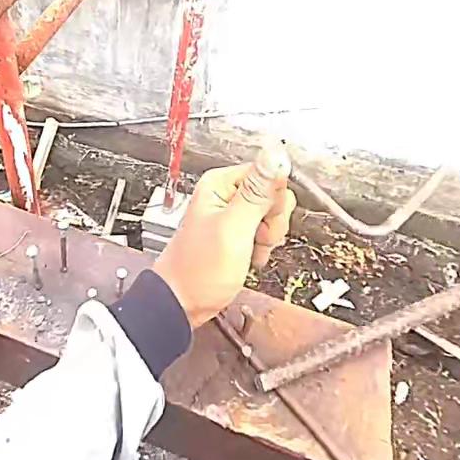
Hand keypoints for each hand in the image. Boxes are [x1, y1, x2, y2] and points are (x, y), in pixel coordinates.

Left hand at [154, 149, 295, 328]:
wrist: (183, 304)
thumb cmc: (199, 271)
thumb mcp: (234, 228)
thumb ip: (258, 191)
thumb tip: (276, 154)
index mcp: (221, 183)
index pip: (270, 174)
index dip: (274, 201)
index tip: (263, 221)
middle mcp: (226, 193)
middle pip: (273, 195)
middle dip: (273, 221)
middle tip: (255, 238)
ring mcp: (231, 213)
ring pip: (272, 214)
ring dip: (269, 237)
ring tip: (250, 250)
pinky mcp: (236, 230)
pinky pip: (264, 230)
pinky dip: (262, 247)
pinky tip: (249, 257)